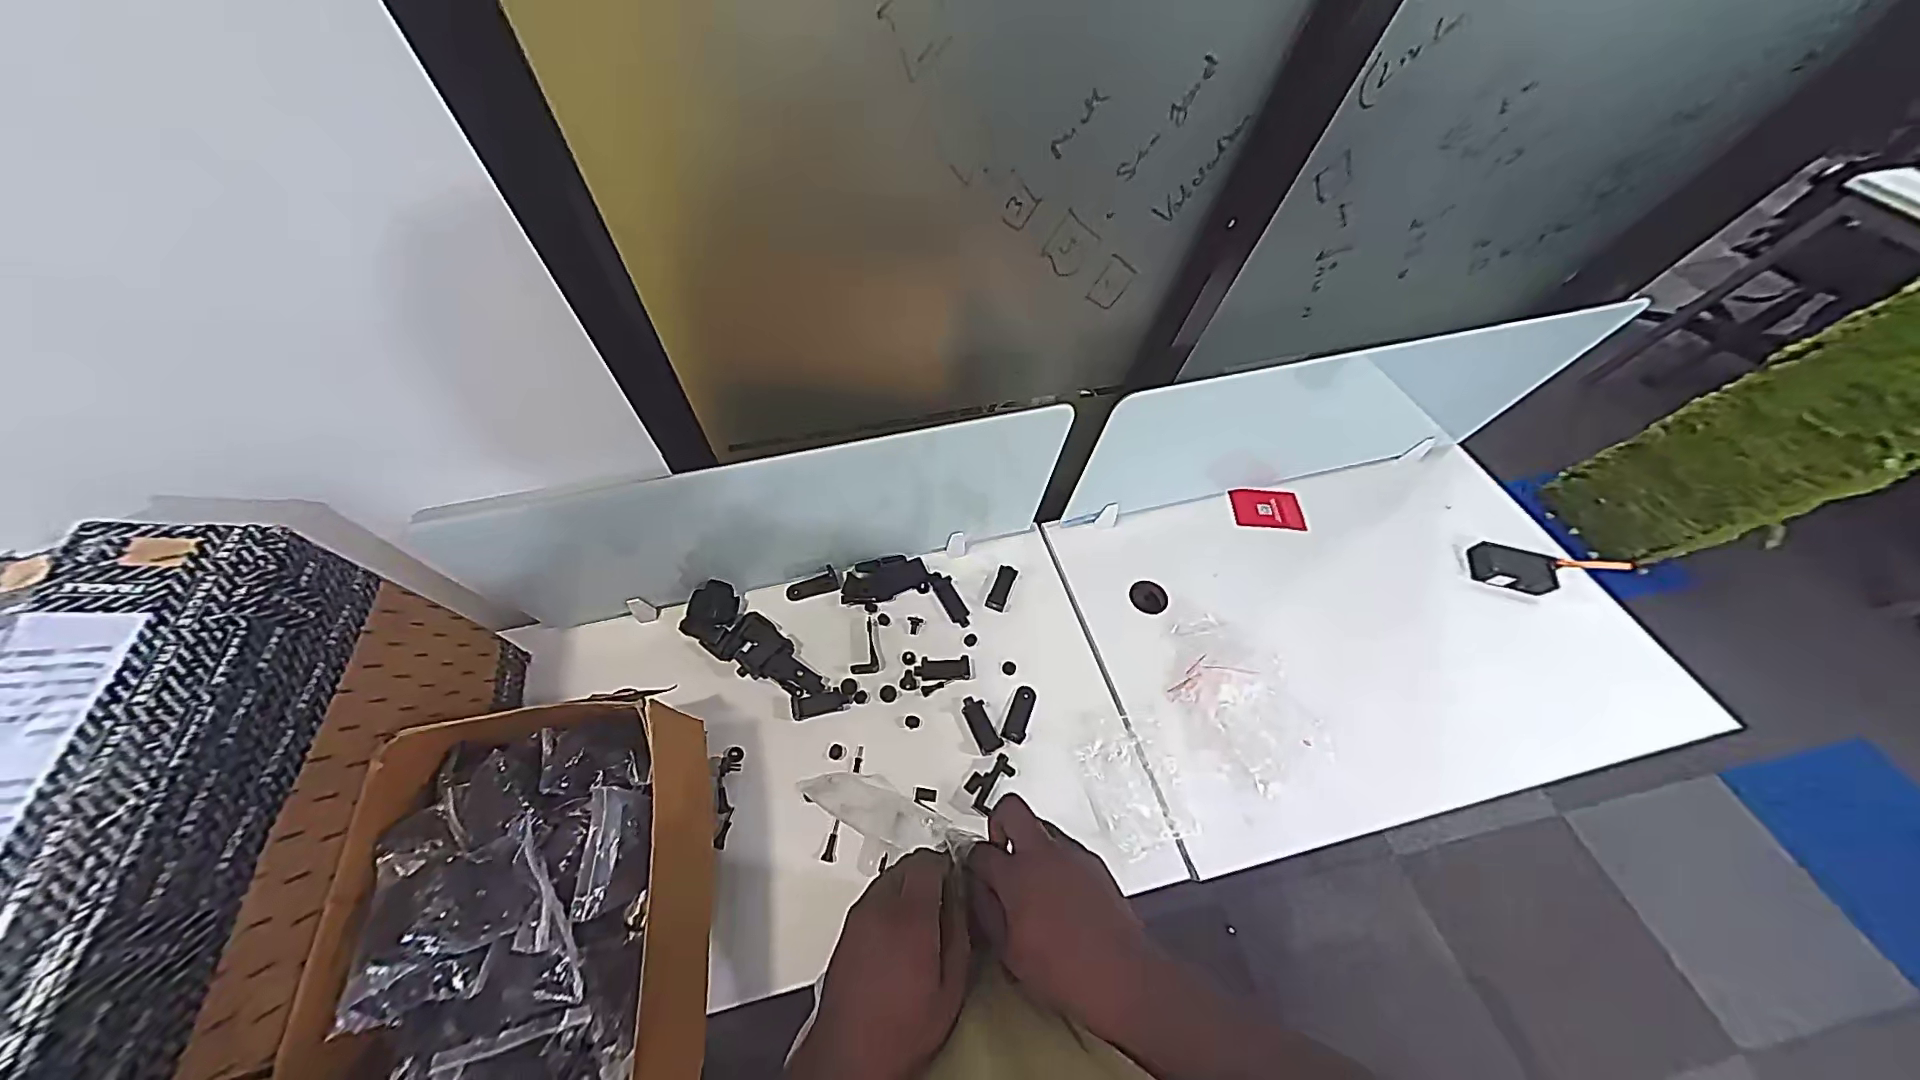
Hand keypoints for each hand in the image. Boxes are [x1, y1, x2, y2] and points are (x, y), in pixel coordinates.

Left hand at [787, 848, 971, 1079]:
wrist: (850, 1055)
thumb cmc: (900, 1030)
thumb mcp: (951, 985)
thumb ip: (959, 932)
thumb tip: (961, 900)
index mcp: (909, 916)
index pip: (928, 861)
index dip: (948, 864)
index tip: (957, 876)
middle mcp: (880, 907)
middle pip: (907, 865)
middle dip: (928, 873)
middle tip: (944, 895)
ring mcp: (859, 916)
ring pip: (889, 878)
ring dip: (908, 886)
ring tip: (923, 917)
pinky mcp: (846, 929)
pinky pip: (874, 897)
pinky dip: (890, 902)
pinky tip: (900, 931)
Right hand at [966, 795, 1158, 1039]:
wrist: (1122, 976)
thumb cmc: (1069, 973)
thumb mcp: (1009, 952)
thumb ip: (986, 912)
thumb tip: (977, 891)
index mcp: (1017, 876)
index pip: (980, 850)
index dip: (973, 861)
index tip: (975, 870)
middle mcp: (1044, 855)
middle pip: (1011, 808)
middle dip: (998, 822)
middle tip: (998, 847)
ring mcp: (1071, 854)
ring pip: (1040, 825)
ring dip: (1029, 843)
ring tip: (1031, 878)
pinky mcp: (1093, 861)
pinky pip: (1065, 846)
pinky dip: (1055, 860)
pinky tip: (1057, 891)